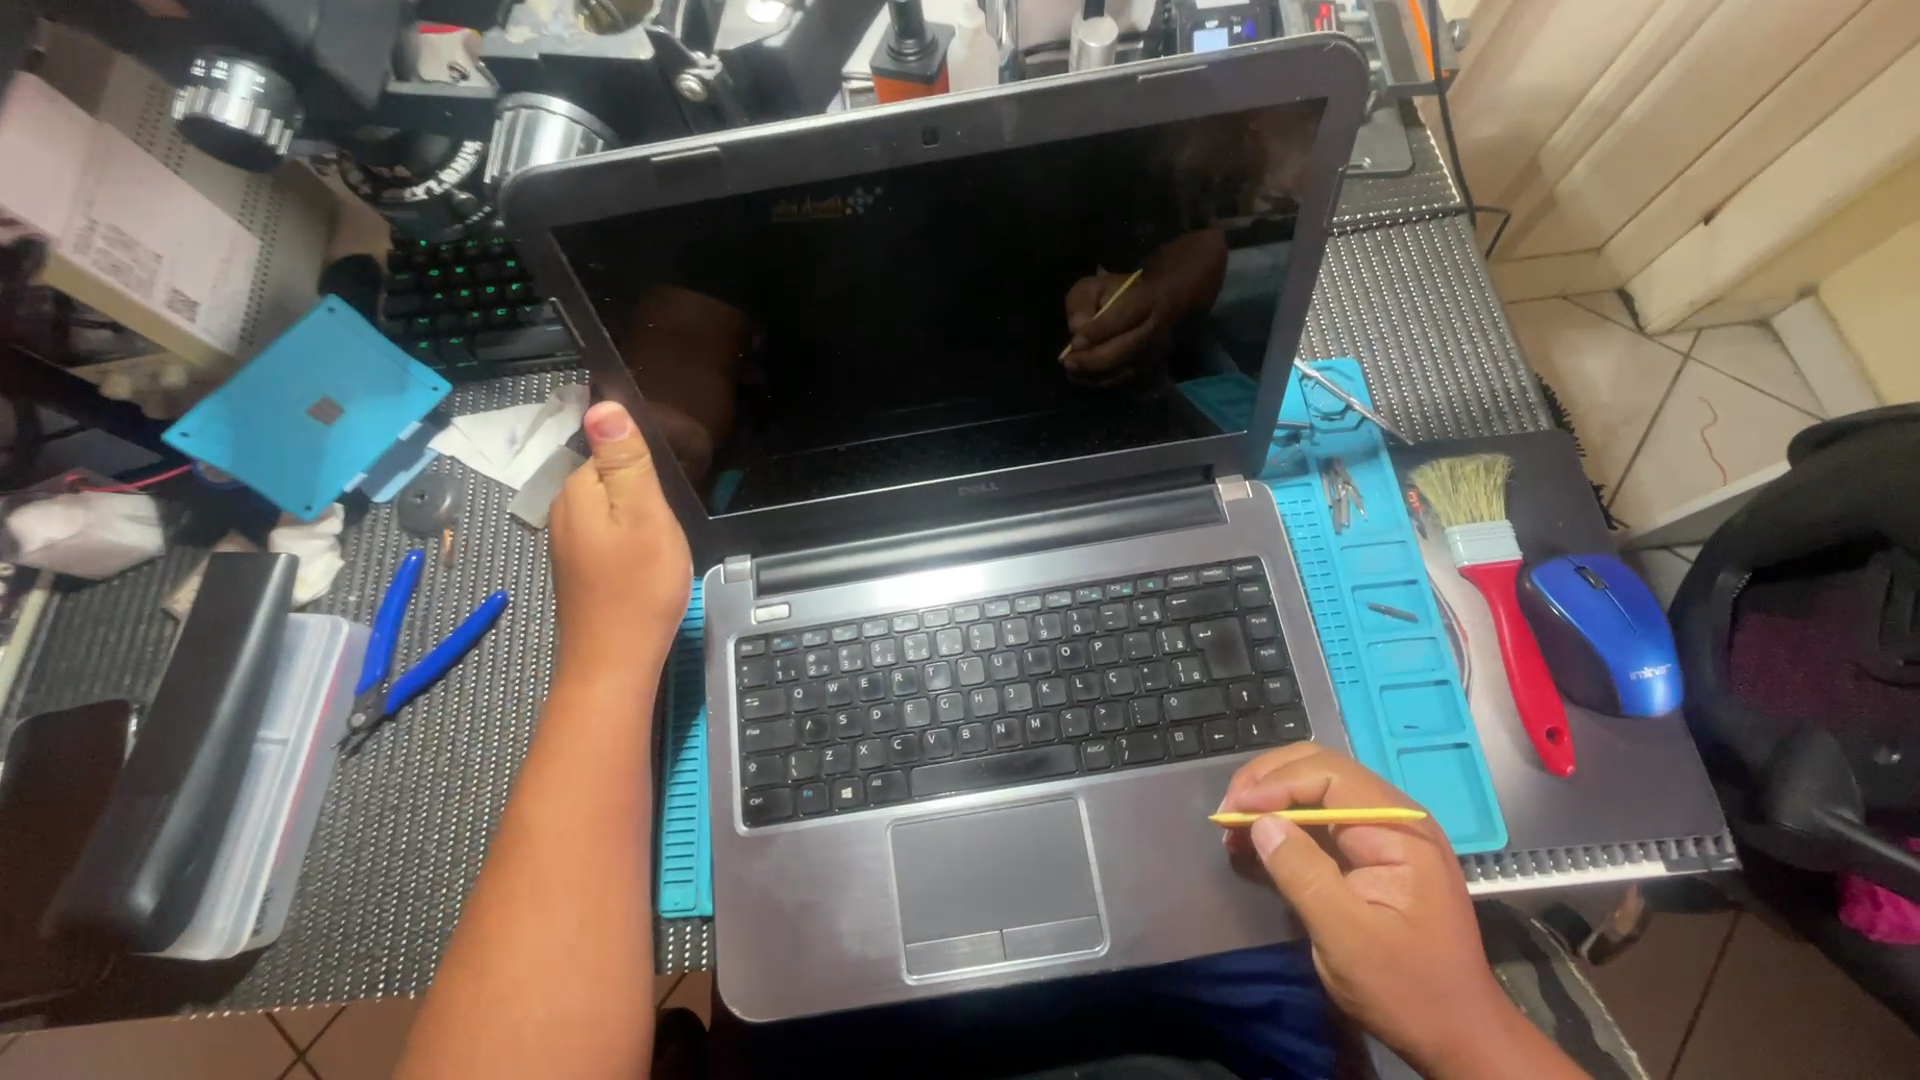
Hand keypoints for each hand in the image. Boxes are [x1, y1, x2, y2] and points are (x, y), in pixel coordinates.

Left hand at [549, 400, 692, 678]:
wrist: (616, 660)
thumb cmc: (639, 586)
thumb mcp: (645, 514)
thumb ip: (626, 459)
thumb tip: (603, 404)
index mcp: (577, 490)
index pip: (609, 448)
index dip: (644, 462)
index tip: (669, 489)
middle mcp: (564, 510)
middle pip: (610, 476)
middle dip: (643, 488)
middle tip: (671, 521)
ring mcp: (569, 541)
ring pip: (611, 506)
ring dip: (640, 516)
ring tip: (664, 542)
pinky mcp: (580, 565)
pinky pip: (608, 532)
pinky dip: (632, 538)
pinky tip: (649, 560)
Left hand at [1060, 270, 1171, 386]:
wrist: (1156, 303)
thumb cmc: (1118, 293)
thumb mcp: (1094, 286)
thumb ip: (1082, 301)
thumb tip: (1077, 327)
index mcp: (1145, 298)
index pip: (1123, 316)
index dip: (1098, 331)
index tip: (1074, 341)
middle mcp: (1155, 328)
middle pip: (1125, 349)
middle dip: (1093, 358)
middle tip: (1069, 362)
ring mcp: (1155, 351)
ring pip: (1125, 370)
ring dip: (1095, 373)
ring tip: (1072, 371)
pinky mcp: (1151, 367)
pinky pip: (1124, 380)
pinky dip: (1101, 381)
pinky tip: (1083, 375)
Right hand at [1218, 744, 1534, 1076]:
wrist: (1459, 1036)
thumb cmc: (1407, 990)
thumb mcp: (1347, 937)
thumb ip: (1303, 874)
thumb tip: (1260, 821)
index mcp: (1399, 830)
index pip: (1327, 775)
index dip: (1274, 783)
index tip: (1232, 810)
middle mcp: (1395, 818)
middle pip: (1320, 768)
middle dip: (1268, 780)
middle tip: (1228, 809)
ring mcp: (1385, 833)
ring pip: (1318, 786)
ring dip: (1272, 796)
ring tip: (1235, 823)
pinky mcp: (1373, 852)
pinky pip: (1323, 815)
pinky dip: (1285, 817)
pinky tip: (1259, 837)